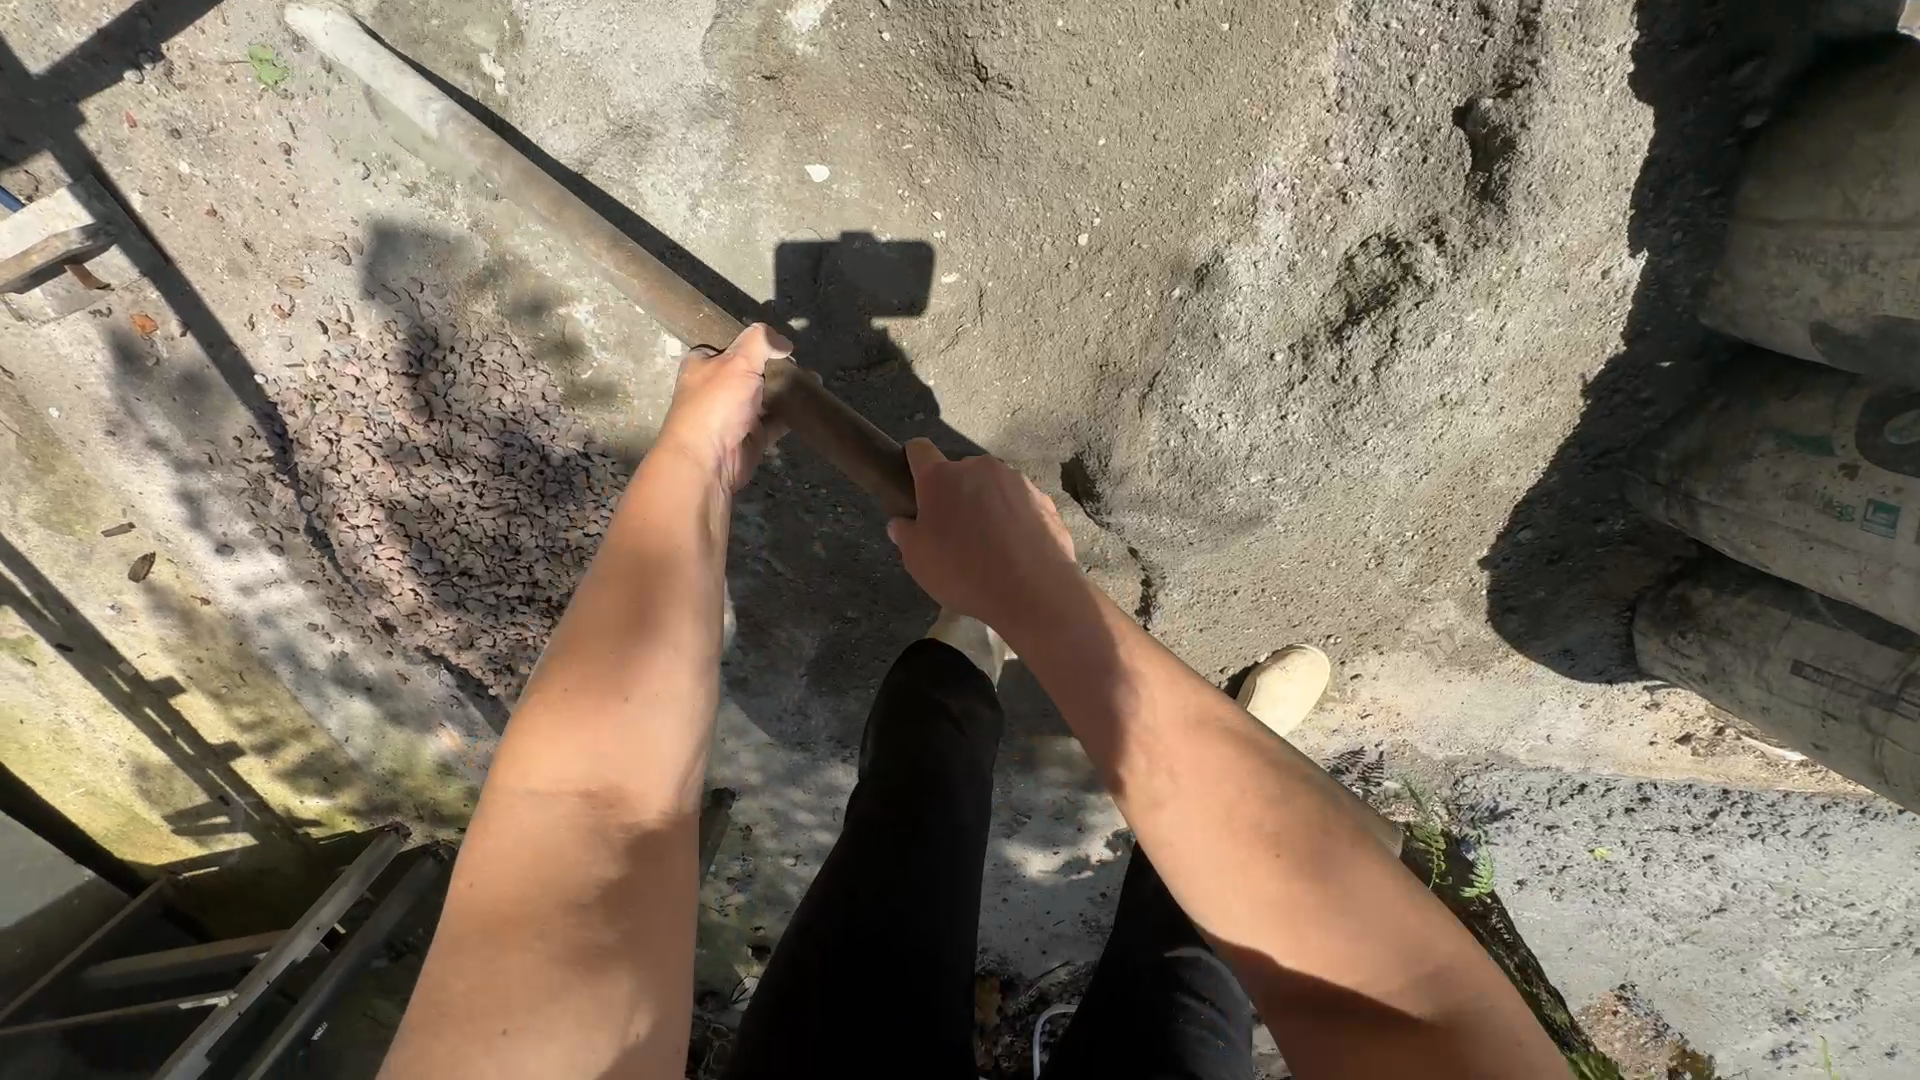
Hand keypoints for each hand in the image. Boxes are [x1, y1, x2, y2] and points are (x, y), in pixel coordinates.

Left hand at [653, 323, 793, 492]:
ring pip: (766, 396)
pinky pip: (776, 421)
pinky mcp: (752, 435)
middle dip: (777, 367)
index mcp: (704, 364)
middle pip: (752, 371)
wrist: (708, 460)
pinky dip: (792, 414)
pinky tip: (810, 404)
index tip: (780, 343)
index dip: (754, 343)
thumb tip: (784, 341)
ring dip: (788, 389)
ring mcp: (735, 413)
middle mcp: (718, 387)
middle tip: (802, 363)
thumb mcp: (737, 361)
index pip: (730, 346)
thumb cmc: (716, 404)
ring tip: (815, 380)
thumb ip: (760, 342)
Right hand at [886, 439, 1079, 632]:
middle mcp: (979, 468)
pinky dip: (1014, 518)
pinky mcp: (1042, 498)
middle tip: (955, 530)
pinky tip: (1016, 548)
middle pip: (959, 471)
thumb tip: (902, 523)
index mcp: (941, 477)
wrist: (1032, 590)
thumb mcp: (918, 561)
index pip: (919, 450)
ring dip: (986, 504)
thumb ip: (905, 534)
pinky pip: (1019, 503)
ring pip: (992, 486)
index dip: (913, 461)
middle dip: (955, 493)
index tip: (914, 481)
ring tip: (991, 543)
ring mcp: (1016, 480)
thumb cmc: (964, 572)